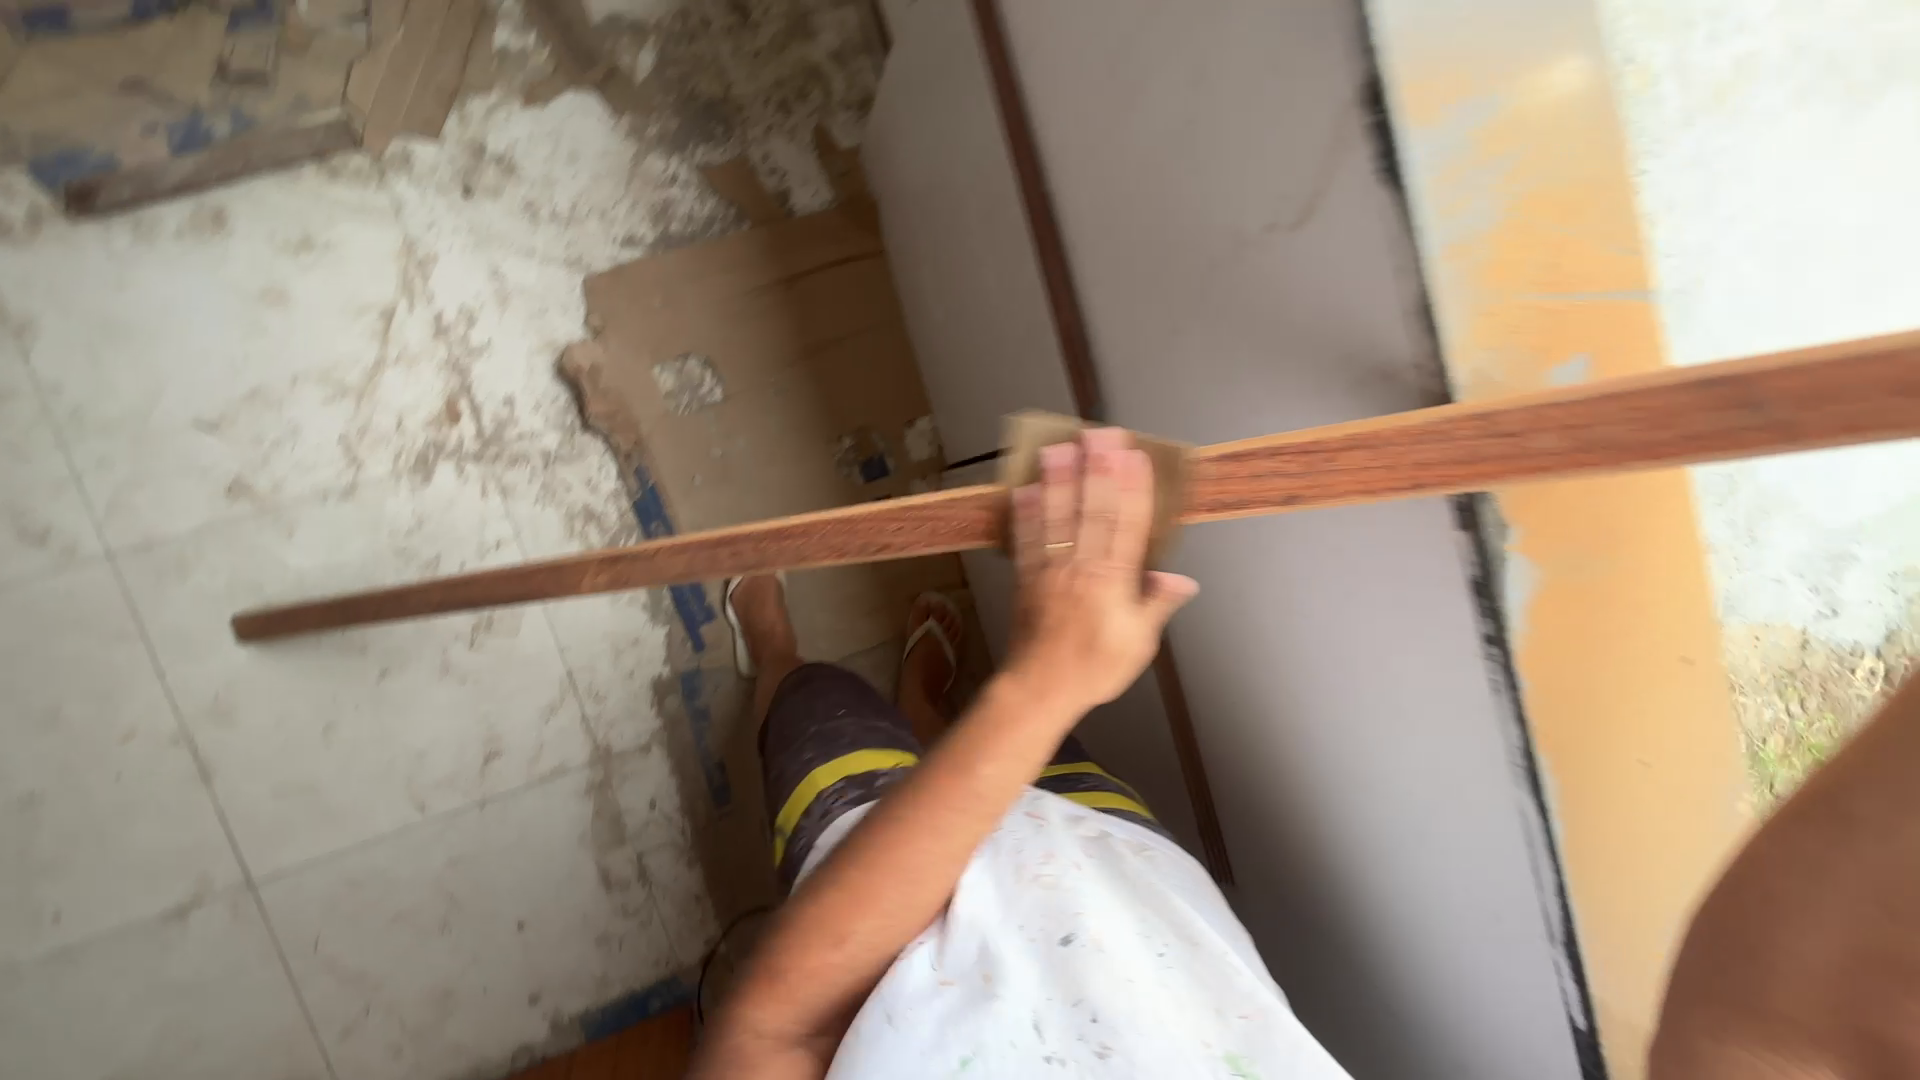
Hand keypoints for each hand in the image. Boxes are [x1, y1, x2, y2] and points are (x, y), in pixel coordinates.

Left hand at [1004, 427, 1198, 718]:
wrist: (1040, 689)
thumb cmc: (1094, 668)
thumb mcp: (1138, 643)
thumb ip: (1155, 604)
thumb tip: (1180, 578)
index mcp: (1112, 582)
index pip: (1127, 527)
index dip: (1132, 490)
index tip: (1134, 457)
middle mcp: (1081, 568)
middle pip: (1091, 512)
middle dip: (1096, 470)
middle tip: (1098, 434)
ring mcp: (1050, 570)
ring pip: (1057, 519)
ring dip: (1059, 481)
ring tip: (1058, 447)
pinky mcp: (1025, 578)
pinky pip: (1026, 540)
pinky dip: (1026, 514)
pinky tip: (1026, 488)